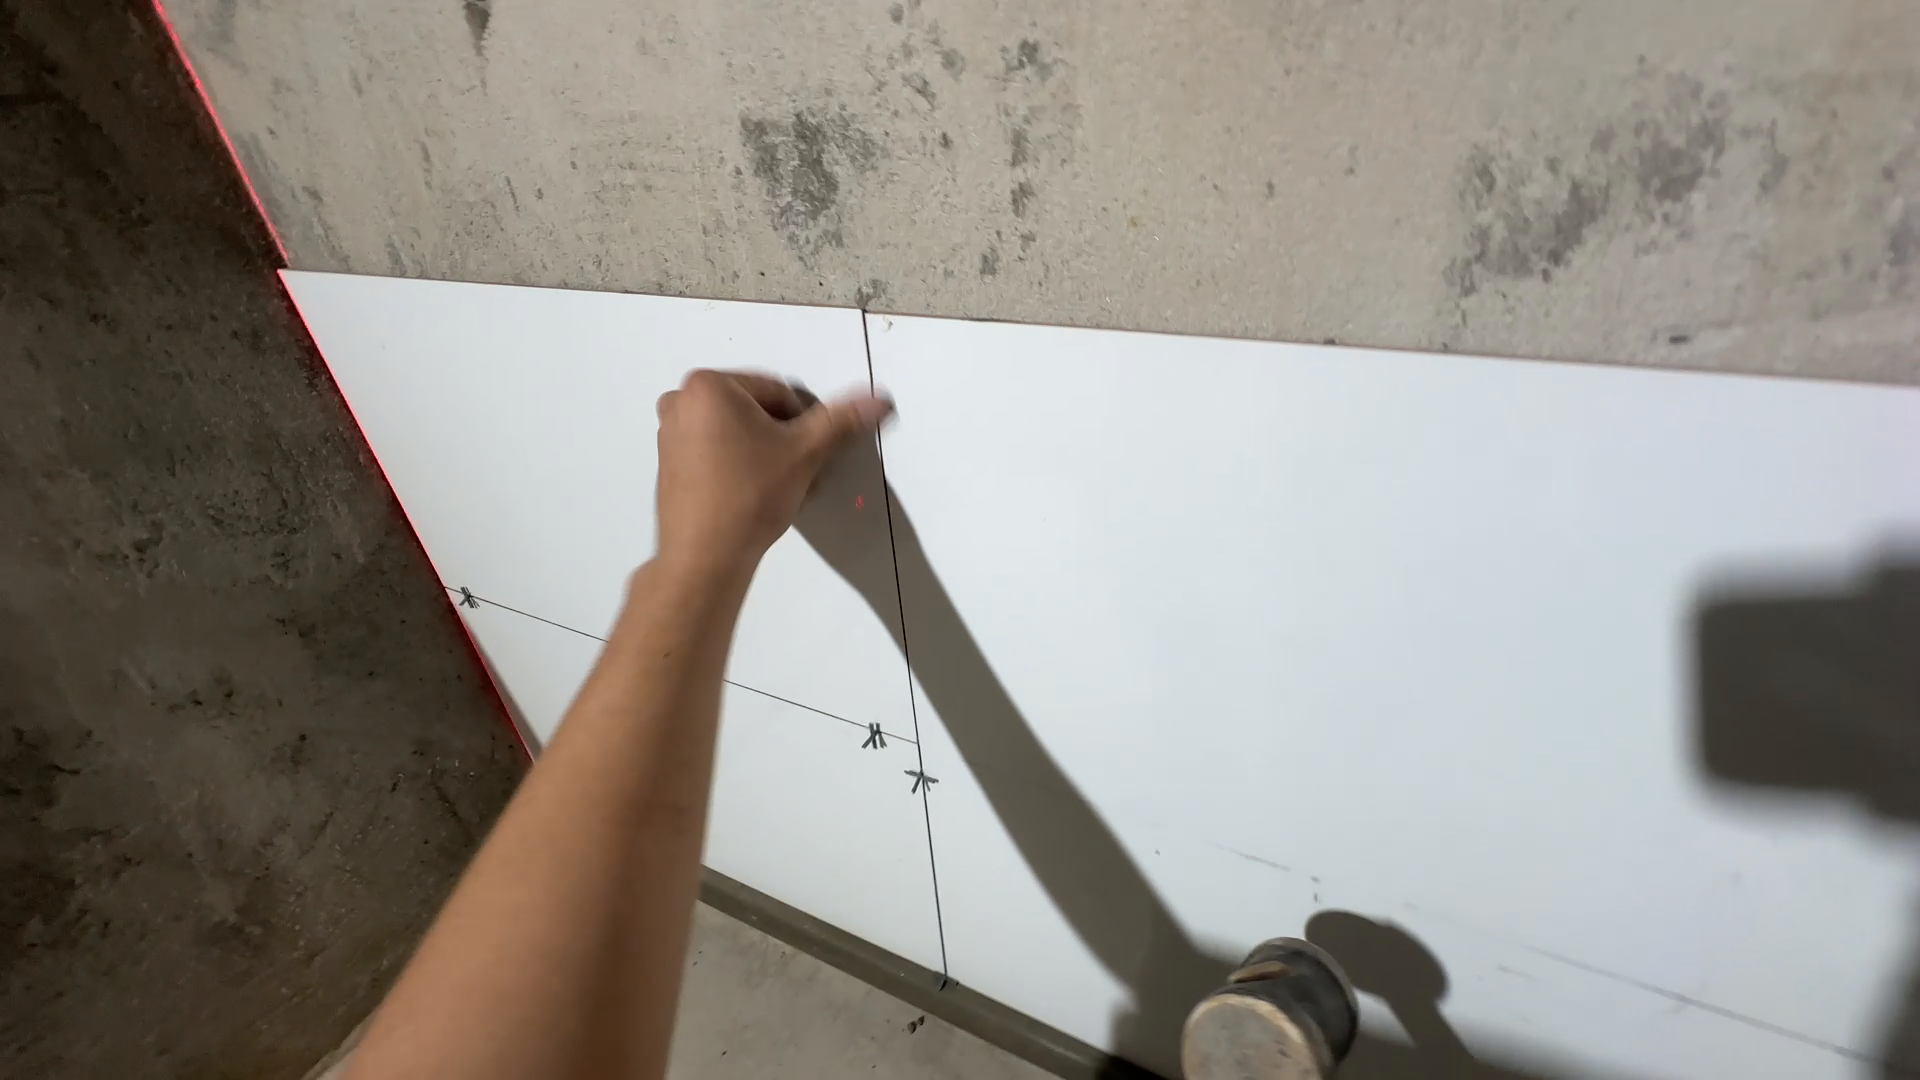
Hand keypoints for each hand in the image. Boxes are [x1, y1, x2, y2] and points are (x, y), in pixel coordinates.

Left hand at [653, 370, 892, 580]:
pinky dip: (740, 463)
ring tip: (780, 486)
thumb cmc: (752, 495)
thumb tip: (880, 400)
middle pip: (756, 410)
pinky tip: (755, 494)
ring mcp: (669, 432)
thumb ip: (842, 420)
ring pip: (737, 431)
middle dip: (784, 437)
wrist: (705, 555)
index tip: (809, 454)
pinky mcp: (668, 462)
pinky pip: (716, 449)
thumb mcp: (805, 452)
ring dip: (765, 451)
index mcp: (709, 386)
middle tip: (799, 472)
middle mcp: (681, 400)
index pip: (779, 392)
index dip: (805, 423)